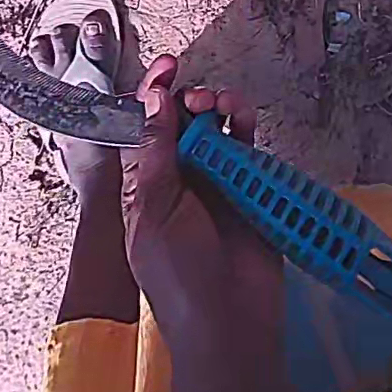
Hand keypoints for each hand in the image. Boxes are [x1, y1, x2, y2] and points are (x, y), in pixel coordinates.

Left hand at [120, 56, 283, 357]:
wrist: (230, 324)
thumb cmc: (178, 274)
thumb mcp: (154, 210)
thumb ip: (155, 153)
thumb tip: (153, 100)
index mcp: (145, 181)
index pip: (144, 126)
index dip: (151, 94)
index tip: (166, 67)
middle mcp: (178, 174)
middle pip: (181, 121)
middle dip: (187, 100)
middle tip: (197, 99)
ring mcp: (214, 179)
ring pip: (214, 128)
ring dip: (216, 107)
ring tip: (220, 104)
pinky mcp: (247, 186)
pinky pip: (244, 146)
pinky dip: (243, 125)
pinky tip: (242, 114)